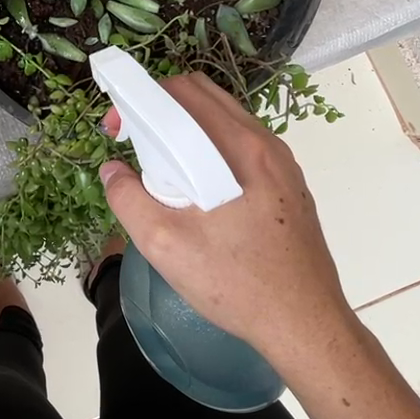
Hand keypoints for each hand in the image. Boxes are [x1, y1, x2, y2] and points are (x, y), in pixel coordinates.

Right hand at [99, 72, 352, 364]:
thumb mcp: (163, 244)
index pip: (183, 91)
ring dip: (183, 129)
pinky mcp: (288, 187)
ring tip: (159, 168)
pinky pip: (240, 146)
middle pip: (204, 97)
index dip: (139, 100)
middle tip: (132, 142)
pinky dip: (207, 149)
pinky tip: (194, 191)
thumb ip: (128, 198)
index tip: (116, 131)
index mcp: (241, 147)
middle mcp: (266, 145)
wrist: (306, 327)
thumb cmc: (235, 283)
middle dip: (159, 108)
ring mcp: (282, 166)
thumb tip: (113, 171)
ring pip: (223, 121)